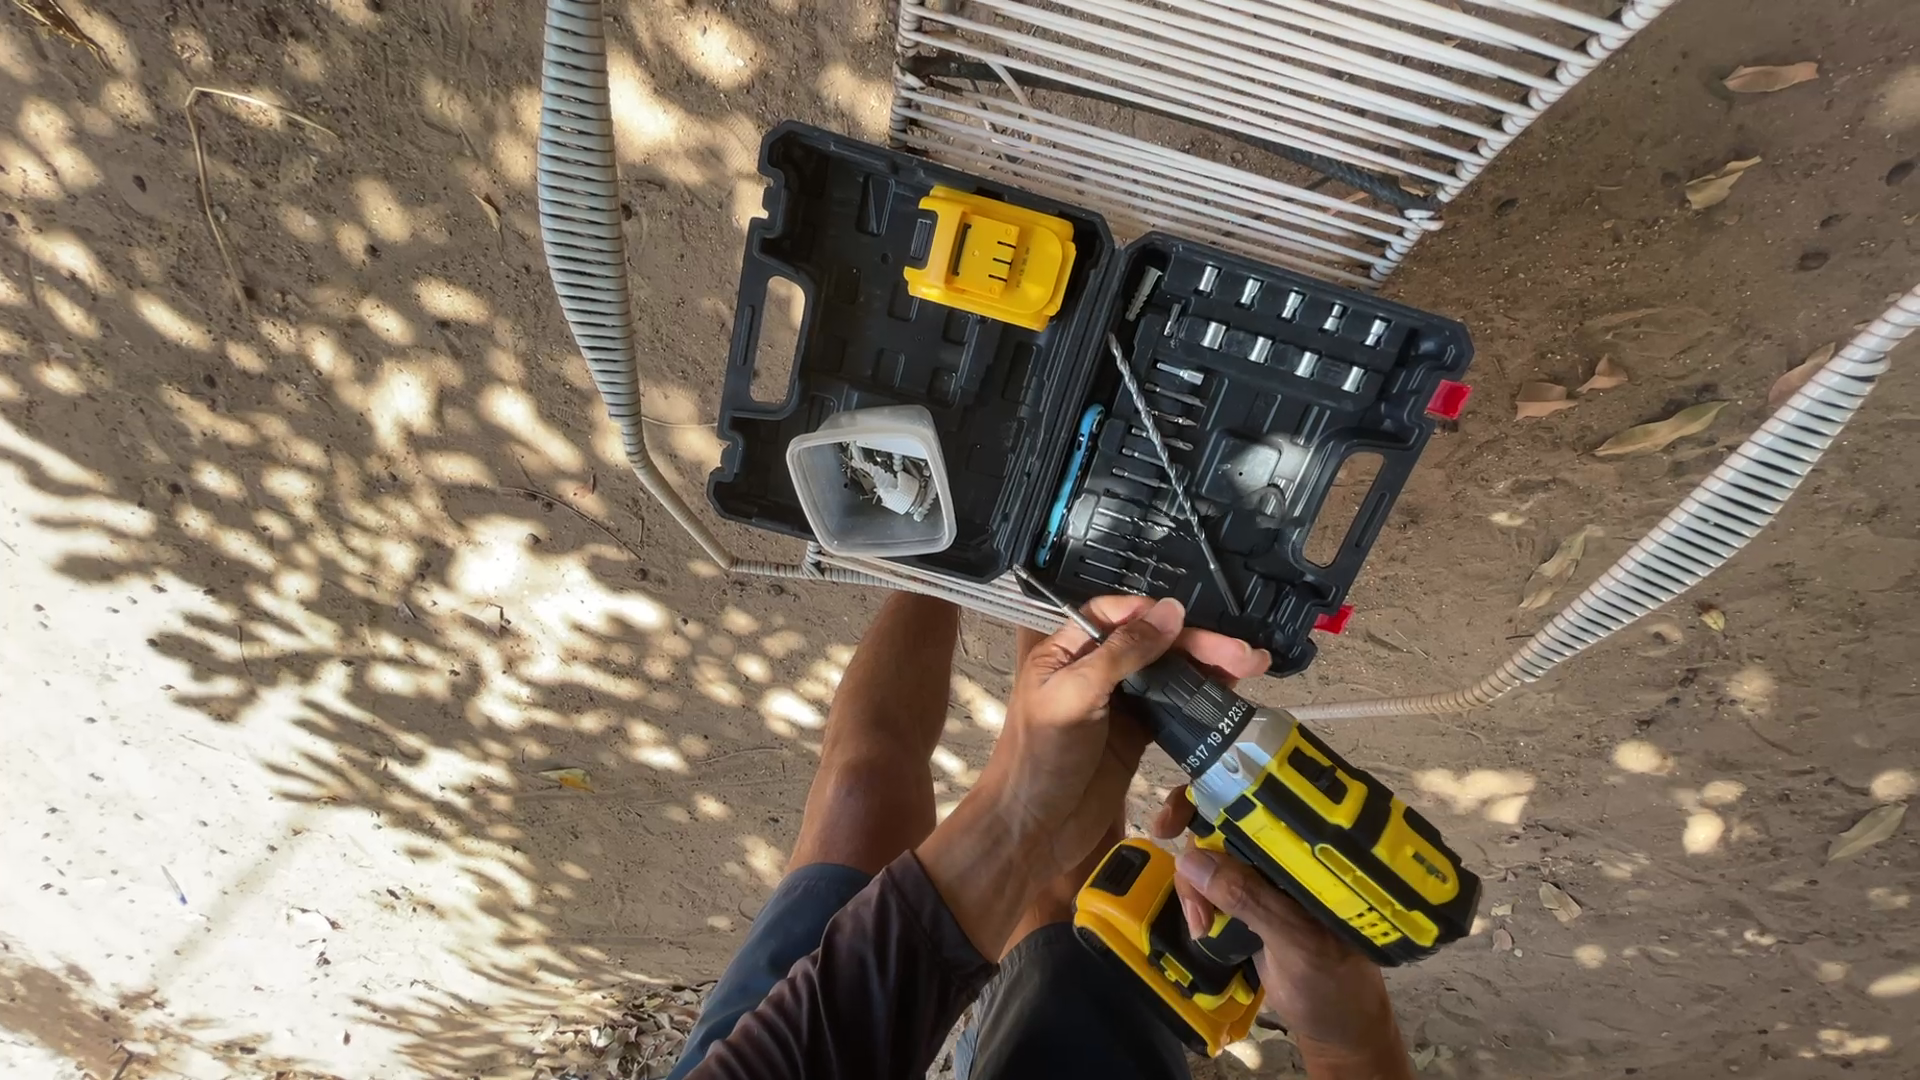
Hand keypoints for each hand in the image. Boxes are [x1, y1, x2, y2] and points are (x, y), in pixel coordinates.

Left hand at [982, 595, 1270, 882]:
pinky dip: (1200, 700)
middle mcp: (1092, 671)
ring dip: (1205, 668)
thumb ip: (1123, 653)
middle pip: (1149, 643)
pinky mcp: (1135, 735)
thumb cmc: (1041, 757)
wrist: (1034, 830)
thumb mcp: (1076, 694)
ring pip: (1166, 674)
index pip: (1112, 615)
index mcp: (1065, 651)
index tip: (1188, 619)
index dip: (1150, 613)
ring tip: (1249, 667)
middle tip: (1241, 654)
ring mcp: (1116, 704)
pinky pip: (1173, 708)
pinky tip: (1227, 695)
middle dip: (1194, 643)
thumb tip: (1169, 611)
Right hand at [1152, 793, 1409, 1076]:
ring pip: (1205, 856)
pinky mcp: (1242, 900)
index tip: (1171, 820)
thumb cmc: (1335, 985)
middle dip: (1193, 853)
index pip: (1254, 801)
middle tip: (1182, 876)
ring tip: (1204, 927)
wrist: (1337, 1032)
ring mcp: (1259, 877)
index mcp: (1303, 851)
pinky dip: (1194, 903)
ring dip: (1193, 889)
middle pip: (1217, 823)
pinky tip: (1203, 928)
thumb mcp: (1297, 942)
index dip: (1208, 795)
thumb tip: (1192, 860)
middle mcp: (1280, 854)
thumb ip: (1249, 900)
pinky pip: (1204, 886)